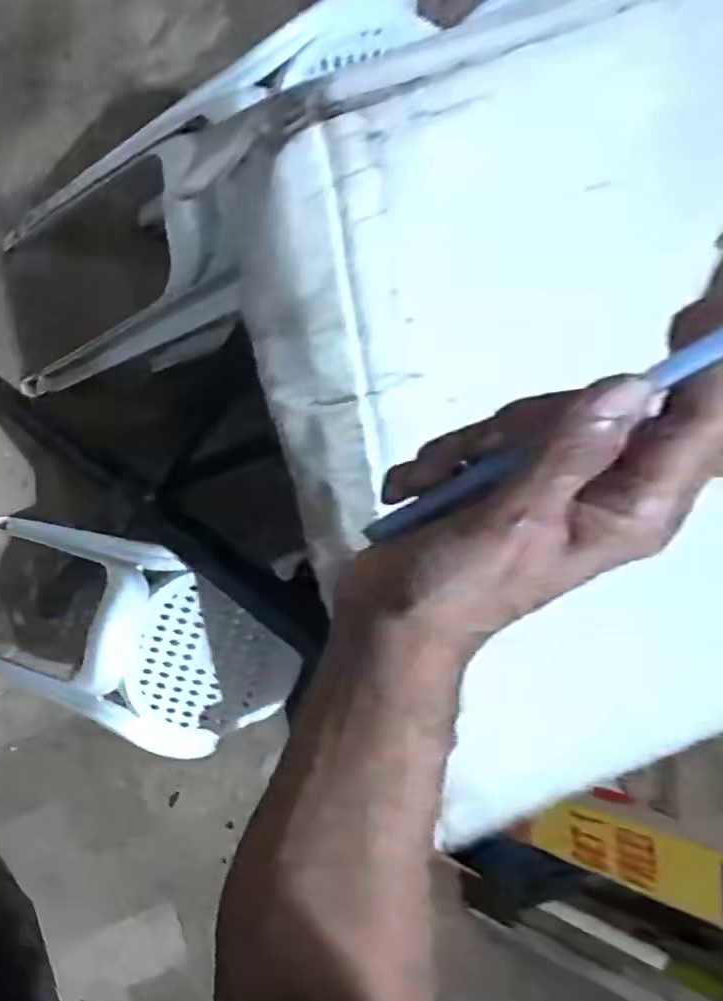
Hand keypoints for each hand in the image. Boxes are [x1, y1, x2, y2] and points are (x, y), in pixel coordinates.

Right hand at [340, 296, 722, 652]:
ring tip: (425, 489)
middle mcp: (594, 487)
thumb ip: (566, 456)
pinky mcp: (480, 488)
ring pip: (516, 427)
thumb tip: (628, 386)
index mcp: (631, 504)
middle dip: (519, 426)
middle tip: (471, 458)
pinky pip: (463, 449)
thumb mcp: (513, 522)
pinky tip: (407, 495)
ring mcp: (533, 486)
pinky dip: (427, 467)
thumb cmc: (460, 586)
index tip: (705, 305)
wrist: (386, 620)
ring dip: (458, 451)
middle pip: (588, 413)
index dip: (707, 363)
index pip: (699, 419)